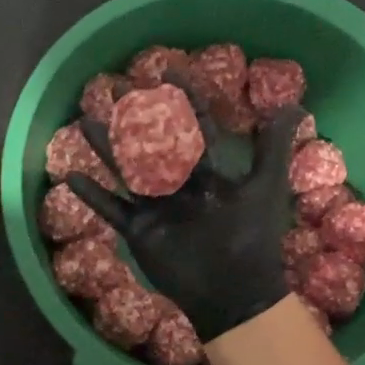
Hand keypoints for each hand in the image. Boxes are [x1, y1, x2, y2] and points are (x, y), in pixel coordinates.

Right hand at [67, 80, 301, 340]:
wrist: (232, 293)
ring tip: (85, 121)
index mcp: (209, 173)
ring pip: (127, 170)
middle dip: (136, 117)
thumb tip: (294, 104)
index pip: (194, 128)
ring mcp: (157, 209)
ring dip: (106, 147)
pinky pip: (112, 209)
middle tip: (117, 88)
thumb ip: (273, 147)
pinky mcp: (139, 232)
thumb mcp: (265, 186)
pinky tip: (70, 177)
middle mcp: (180, 186)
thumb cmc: (251, 237)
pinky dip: (92, 196)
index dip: (184, 100)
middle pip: (153, 144)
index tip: (169, 71)